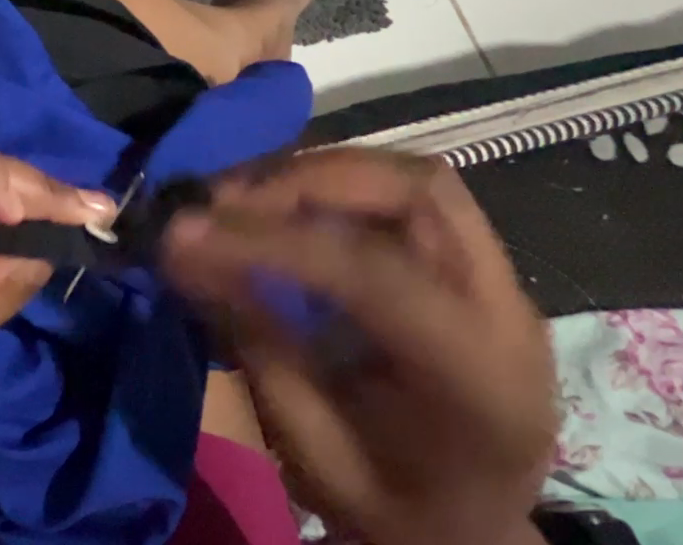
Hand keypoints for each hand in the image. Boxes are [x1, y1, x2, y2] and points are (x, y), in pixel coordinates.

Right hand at [161, 149, 554, 544]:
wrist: (468, 530)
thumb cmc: (386, 504)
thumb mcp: (308, 443)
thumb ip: (253, 338)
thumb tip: (177, 248)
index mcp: (477, 381)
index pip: (376, 275)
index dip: (271, 241)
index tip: (184, 232)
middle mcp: (505, 313)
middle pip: (415, 191)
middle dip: (303, 180)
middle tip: (217, 200)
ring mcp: (498, 283)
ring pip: (411, 177)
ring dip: (315, 173)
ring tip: (240, 197)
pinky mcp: (472, 268)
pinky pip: (401, 195)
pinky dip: (331, 186)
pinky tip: (280, 207)